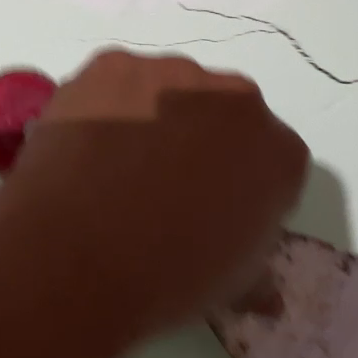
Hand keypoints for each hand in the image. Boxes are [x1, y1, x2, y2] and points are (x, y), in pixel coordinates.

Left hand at [0, 49, 309, 333]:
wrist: (77, 253)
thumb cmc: (167, 276)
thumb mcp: (229, 288)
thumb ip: (257, 275)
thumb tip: (267, 293)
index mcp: (279, 152)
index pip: (270, 164)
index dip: (239, 191)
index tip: (210, 215)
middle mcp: (236, 99)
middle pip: (222, 116)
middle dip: (199, 143)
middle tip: (159, 188)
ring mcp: (171, 73)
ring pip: (166, 91)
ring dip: (150, 119)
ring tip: (111, 168)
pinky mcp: (111, 64)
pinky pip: (113, 84)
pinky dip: (102, 107)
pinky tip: (82, 147)